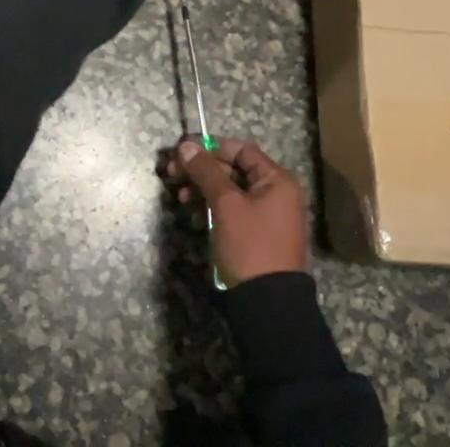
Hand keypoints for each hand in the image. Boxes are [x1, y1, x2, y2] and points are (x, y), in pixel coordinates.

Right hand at [165, 137, 309, 285]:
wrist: (267, 303)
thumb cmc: (250, 245)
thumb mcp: (226, 204)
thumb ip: (206, 171)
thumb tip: (186, 145)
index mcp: (277, 180)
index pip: (241, 150)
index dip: (211, 147)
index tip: (183, 151)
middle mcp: (276, 194)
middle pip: (234, 170)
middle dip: (202, 170)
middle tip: (173, 174)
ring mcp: (267, 216)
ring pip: (230, 192)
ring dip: (204, 190)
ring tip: (181, 197)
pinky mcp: (257, 235)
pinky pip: (233, 212)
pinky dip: (213, 209)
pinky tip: (194, 216)